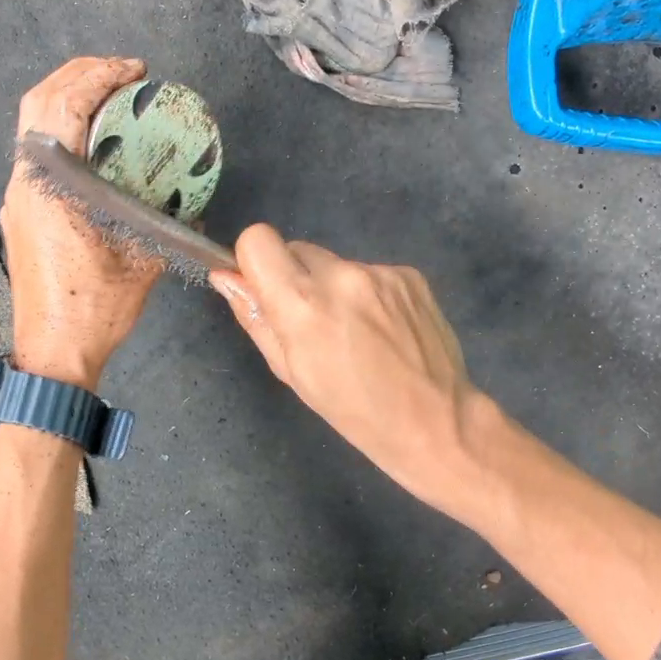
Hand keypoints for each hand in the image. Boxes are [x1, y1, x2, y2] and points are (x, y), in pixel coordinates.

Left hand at [1, 57, 161, 389]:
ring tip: (110, 97)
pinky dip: (63, 127)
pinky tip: (96, 141)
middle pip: (38, 99)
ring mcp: (19, 196)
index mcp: (52, 185)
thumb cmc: (95, 309)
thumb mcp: (143, 259)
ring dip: (68, 98)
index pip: (65, 104)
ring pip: (32, 123)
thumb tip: (190, 195)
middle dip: (79, 74)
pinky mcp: (21, 211)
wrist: (53, 351)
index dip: (100, 75)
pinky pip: (37, 150)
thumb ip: (164, 219)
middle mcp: (26, 182)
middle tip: (121, 74)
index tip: (134, 71)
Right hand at [212, 225, 494, 525]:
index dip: (255, 261)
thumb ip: (255, 317)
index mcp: (303, 304)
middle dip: (296, 278)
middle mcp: (341, 276)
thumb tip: (225, 276)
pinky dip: (369, 294)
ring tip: (357, 334)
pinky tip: (384, 330)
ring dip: (335, 289)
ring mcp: (380, 273)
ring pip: (335, 263)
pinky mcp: (410, 275)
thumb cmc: (352, 410)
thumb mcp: (290, 372)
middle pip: (296, 248)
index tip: (265, 288)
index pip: (258, 239)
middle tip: (314, 324)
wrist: (434, 420)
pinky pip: (370, 273)